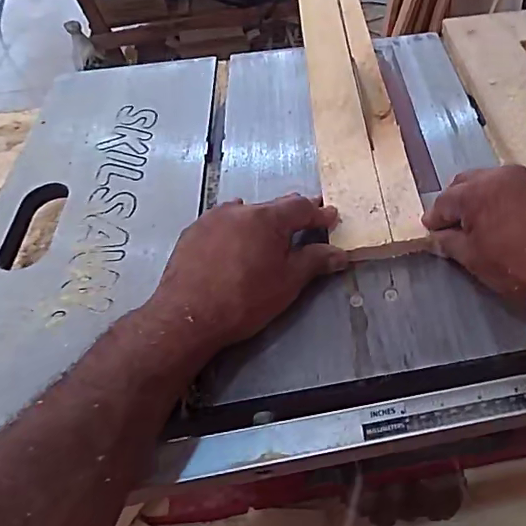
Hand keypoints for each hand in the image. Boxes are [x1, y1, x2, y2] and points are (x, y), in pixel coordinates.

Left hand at [145, 193, 346, 352]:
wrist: (187, 317)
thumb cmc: (242, 301)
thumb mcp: (288, 282)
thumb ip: (315, 261)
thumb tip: (337, 253)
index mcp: (267, 219)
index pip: (301, 207)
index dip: (319, 213)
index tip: (329, 217)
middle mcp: (239, 211)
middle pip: (273, 207)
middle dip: (292, 217)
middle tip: (305, 225)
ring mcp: (212, 220)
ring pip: (245, 214)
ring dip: (260, 224)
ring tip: (267, 242)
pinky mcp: (193, 233)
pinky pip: (222, 225)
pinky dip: (235, 233)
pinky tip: (235, 250)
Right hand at [422, 166, 525, 318]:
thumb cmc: (522, 269)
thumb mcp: (476, 261)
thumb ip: (451, 243)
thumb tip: (439, 235)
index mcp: (477, 191)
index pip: (444, 200)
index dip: (435, 218)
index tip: (431, 230)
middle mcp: (501, 175)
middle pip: (466, 183)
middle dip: (456, 202)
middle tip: (453, 226)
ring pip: (492, 181)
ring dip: (481, 198)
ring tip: (481, 222)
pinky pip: (516, 187)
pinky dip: (505, 199)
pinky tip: (509, 219)